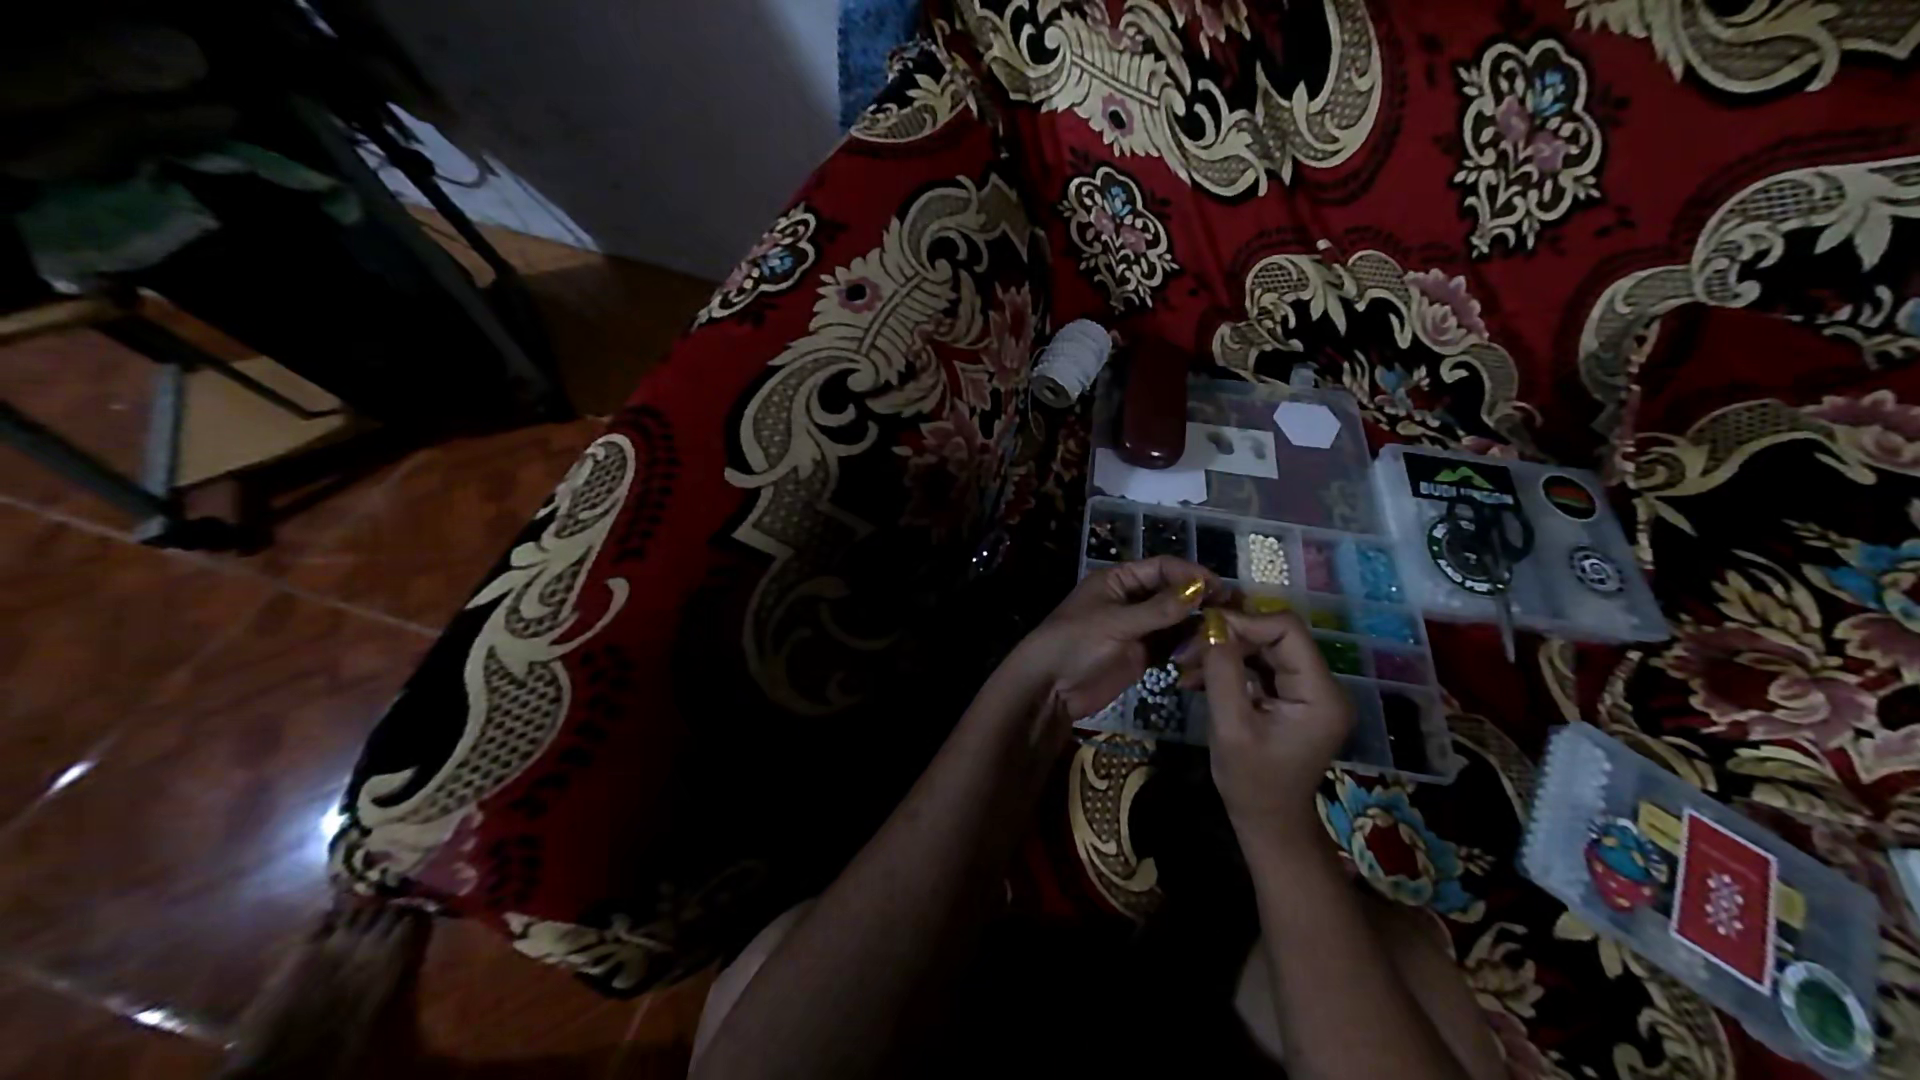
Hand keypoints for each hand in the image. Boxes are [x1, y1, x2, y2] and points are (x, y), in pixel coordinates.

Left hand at [1002, 555, 1215, 722]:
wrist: (1049, 688)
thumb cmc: (1074, 643)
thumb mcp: (1115, 623)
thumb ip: (1157, 609)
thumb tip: (1200, 589)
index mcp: (1118, 580)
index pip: (1162, 568)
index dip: (1191, 575)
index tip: (1220, 588)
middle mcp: (1131, 600)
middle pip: (1173, 593)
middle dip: (1201, 600)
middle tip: (1235, 611)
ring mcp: (1138, 628)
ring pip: (1177, 621)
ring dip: (1198, 625)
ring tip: (1227, 632)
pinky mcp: (1142, 655)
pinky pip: (1172, 645)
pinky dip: (1189, 647)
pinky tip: (1207, 651)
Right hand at [1200, 610, 1352, 851]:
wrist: (1268, 821)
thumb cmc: (1251, 781)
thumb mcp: (1231, 726)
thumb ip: (1223, 672)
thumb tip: (1211, 625)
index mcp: (1320, 694)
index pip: (1287, 631)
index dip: (1245, 622)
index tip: (1203, 631)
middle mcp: (1323, 686)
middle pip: (1275, 636)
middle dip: (1229, 636)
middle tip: (1187, 648)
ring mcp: (1308, 691)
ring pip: (1264, 648)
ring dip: (1224, 650)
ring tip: (1186, 664)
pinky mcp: (1292, 697)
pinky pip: (1260, 666)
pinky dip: (1229, 666)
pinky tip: (1197, 677)